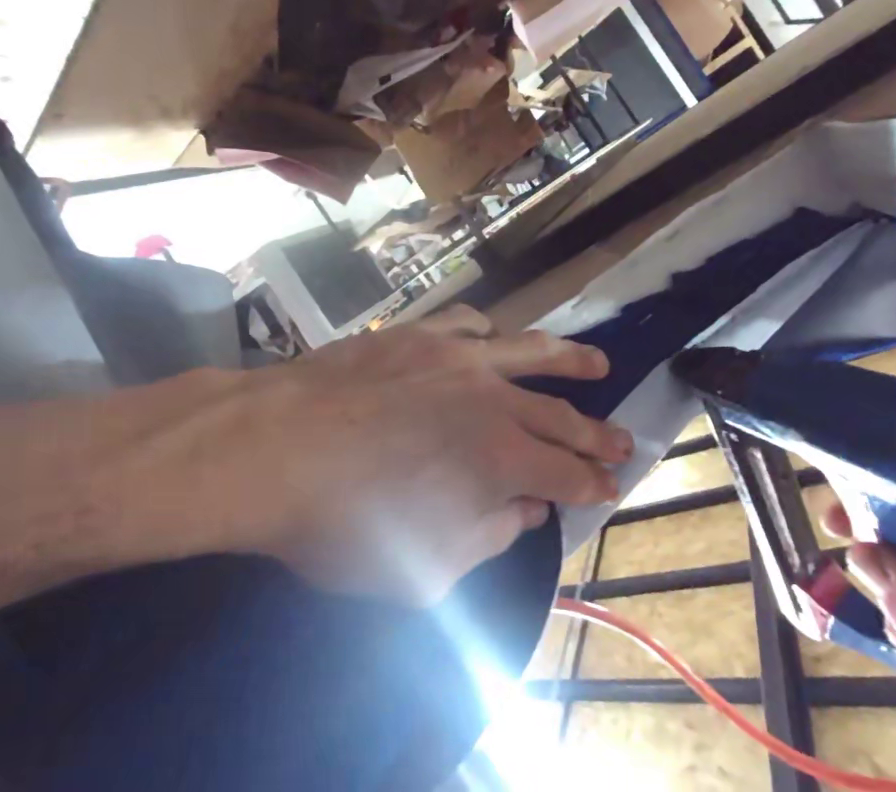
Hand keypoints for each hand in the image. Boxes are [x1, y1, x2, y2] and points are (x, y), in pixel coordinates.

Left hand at [97, 307, 629, 604]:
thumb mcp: (422, 571)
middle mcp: (491, 399)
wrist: (272, 448)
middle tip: (623, 439)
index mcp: (500, 460)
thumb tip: (525, 509)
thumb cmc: (341, 524)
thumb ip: (486, 540)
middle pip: (561, 415)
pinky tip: (496, 337)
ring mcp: (454, 358)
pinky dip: (491, 333)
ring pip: (530, 351)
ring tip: (597, 362)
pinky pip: (469, 324)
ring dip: (570, 359)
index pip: (568, 473)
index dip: (594, 482)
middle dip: (597, 432)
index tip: (612, 485)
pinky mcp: (417, 333)